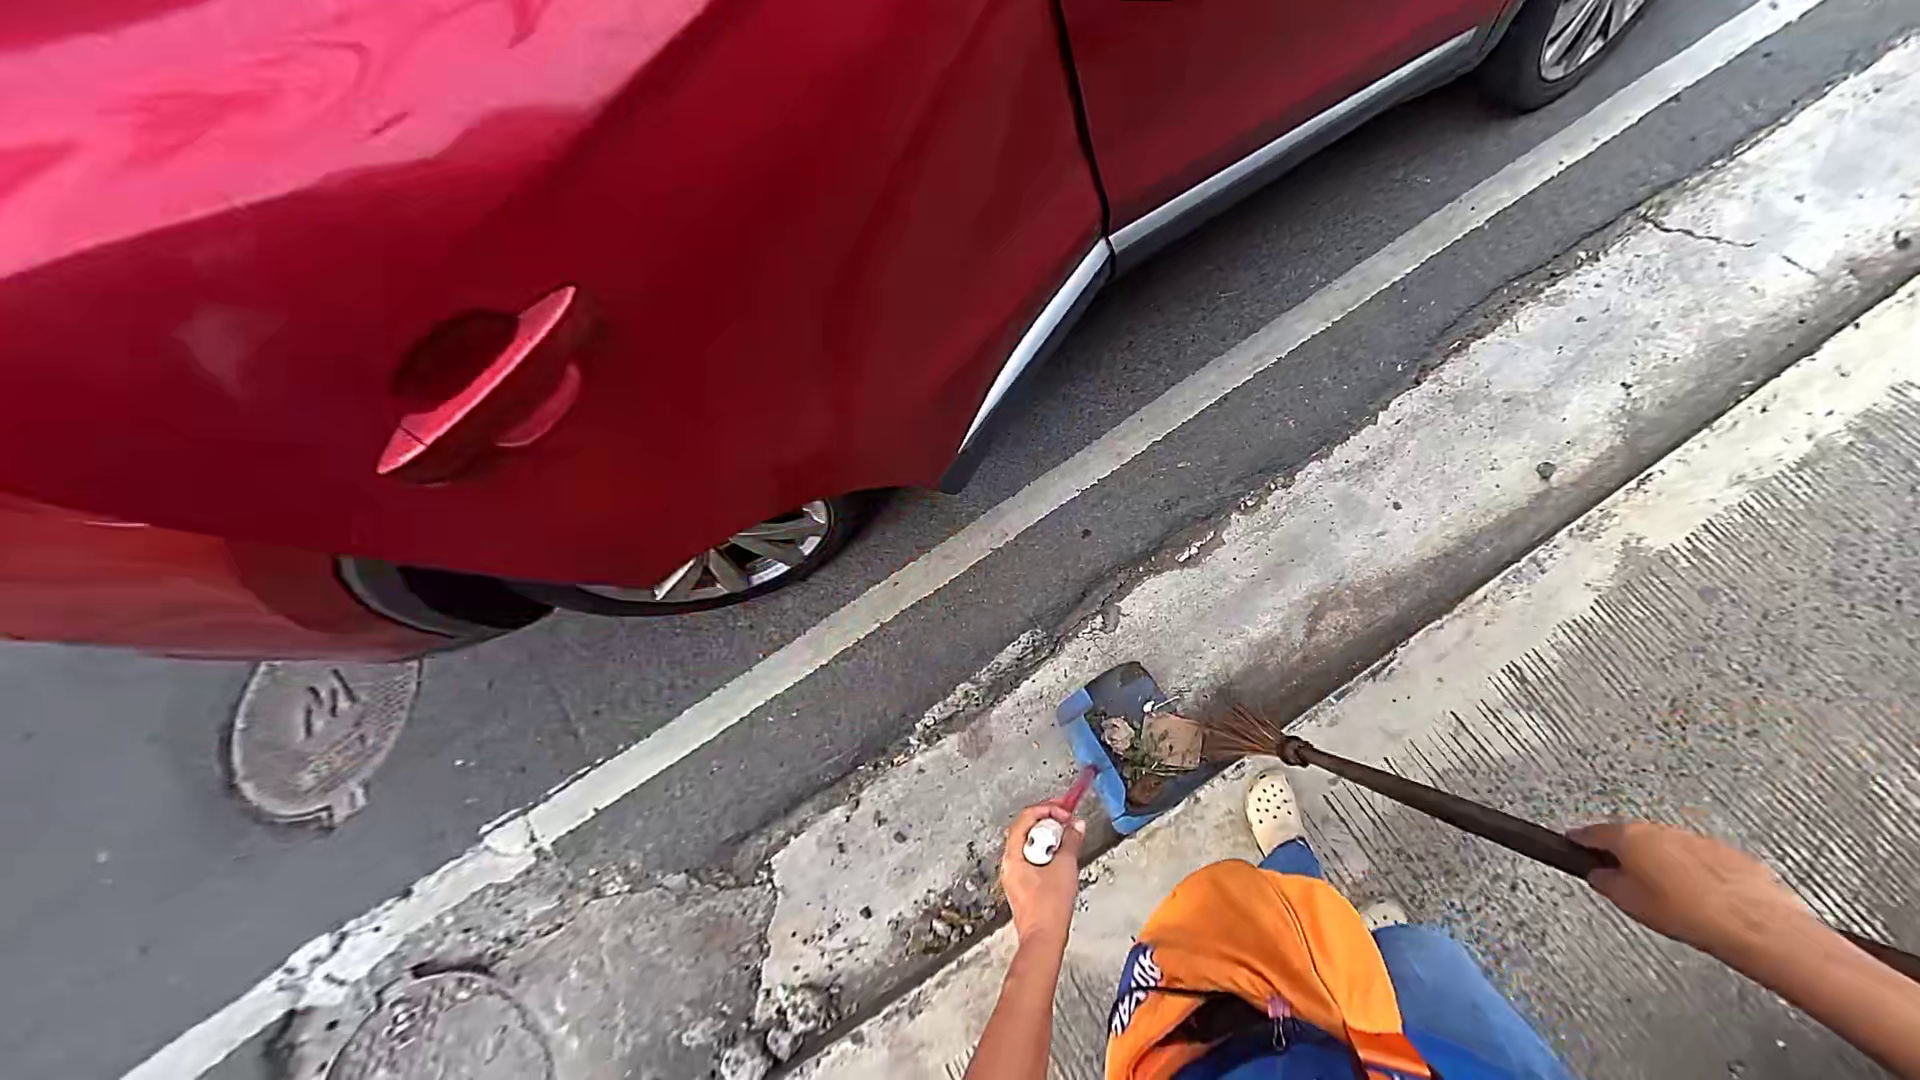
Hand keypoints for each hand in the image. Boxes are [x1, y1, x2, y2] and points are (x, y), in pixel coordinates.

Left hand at [999, 801, 1085, 949]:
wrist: (1043, 941)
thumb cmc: (1049, 909)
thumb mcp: (1065, 867)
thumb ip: (1071, 841)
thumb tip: (1076, 825)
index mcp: (1014, 855)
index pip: (1026, 818)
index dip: (1047, 809)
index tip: (1065, 810)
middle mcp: (1010, 863)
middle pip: (1026, 829)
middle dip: (1048, 820)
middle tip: (1067, 817)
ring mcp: (1016, 875)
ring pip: (1030, 844)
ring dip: (1049, 835)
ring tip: (1067, 834)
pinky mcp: (1024, 885)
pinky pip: (1033, 858)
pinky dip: (1047, 851)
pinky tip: (1061, 855)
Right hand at [1571, 821, 1814, 956]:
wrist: (1760, 931)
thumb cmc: (1694, 915)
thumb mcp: (1626, 900)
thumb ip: (1602, 880)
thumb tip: (1600, 876)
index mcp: (1628, 835)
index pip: (1589, 832)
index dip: (1578, 842)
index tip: (1574, 845)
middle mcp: (1661, 830)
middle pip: (1631, 838)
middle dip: (1627, 855)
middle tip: (1628, 881)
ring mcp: (1699, 841)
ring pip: (1669, 848)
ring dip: (1665, 865)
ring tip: (1672, 896)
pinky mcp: (1733, 857)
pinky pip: (1703, 860)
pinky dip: (1698, 875)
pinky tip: (1704, 900)